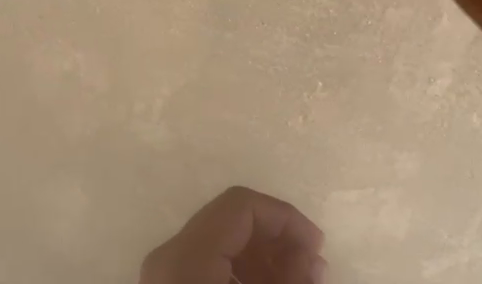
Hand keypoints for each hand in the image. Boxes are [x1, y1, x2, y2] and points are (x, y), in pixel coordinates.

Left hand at [139, 186, 325, 283]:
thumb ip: (287, 278)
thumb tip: (312, 256)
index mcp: (185, 253)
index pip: (240, 205)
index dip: (285, 217)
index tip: (318, 246)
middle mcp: (168, 253)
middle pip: (230, 222)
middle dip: (278, 241)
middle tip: (313, 270)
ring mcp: (162, 272)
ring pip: (221, 245)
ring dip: (264, 259)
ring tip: (298, 281)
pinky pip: (209, 264)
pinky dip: (242, 273)